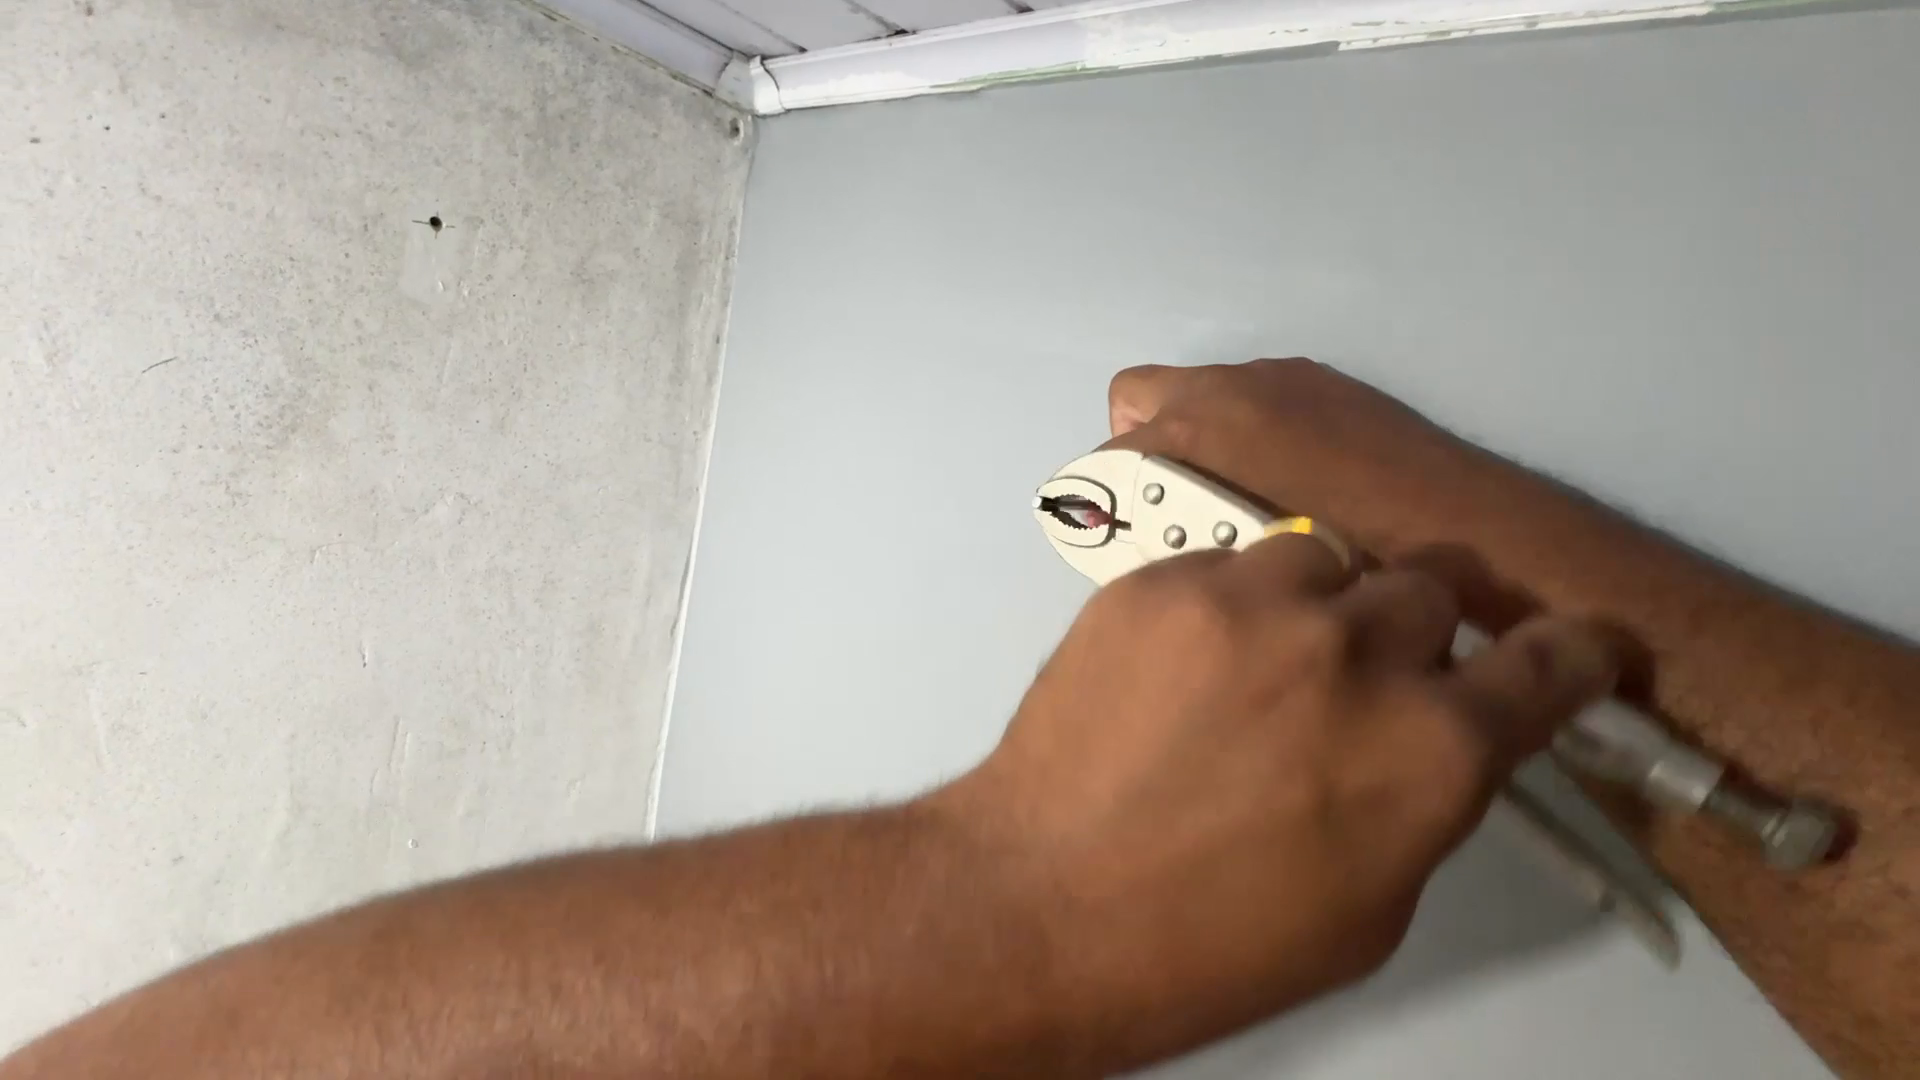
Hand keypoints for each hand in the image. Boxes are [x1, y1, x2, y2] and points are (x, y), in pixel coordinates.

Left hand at [923, 361, 1619, 1073]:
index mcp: (1429, 744)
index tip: (1562, 645)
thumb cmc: (1214, 936)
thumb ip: (1417, 793)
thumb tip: (1428, 733)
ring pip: (1321, 556)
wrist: (1048, 896)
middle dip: (1411, 626)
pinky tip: (1184, 654)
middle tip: (1361, 665)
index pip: (1547, 662)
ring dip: (1315, 599)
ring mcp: (1242, 602)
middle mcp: (1348, 648)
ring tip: (1264, 651)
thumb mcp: (1368, 900)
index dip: (1564, 652)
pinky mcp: (1155, 584)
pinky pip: (1222, 565)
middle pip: (1427, 585)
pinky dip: (1226, 601)